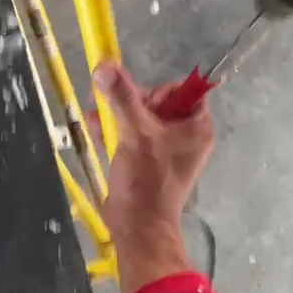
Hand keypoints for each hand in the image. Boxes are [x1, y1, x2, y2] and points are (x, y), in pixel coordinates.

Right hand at [93, 60, 215, 292]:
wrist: (137, 226)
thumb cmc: (147, 179)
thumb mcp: (135, 133)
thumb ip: (121, 98)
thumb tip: (104, 65)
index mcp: (196, 127)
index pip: (183, 91)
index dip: (158, 91)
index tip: (139, 101)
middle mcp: (185, 136)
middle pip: (157, 103)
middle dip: (130, 102)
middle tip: (113, 108)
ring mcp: (165, 151)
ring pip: (140, 119)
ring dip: (118, 115)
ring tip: (97, 116)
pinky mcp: (147, 162)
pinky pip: (132, 137)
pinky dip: (115, 131)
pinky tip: (95, 128)